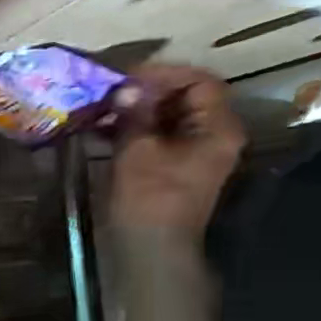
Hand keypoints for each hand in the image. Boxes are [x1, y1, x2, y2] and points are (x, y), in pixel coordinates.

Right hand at [111, 64, 244, 238]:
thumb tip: (126, 87)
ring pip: (169, 116)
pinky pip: (159, 135)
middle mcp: (214, 135)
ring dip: (138, 109)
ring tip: (103, 108)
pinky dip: (135, 127)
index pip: (201, 82)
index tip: (126, 76)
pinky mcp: (174, 165)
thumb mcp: (138, 150)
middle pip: (187, 97)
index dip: (165, 73)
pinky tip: (105, 128)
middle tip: (110, 91)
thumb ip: (136, 114)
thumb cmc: (149, 197)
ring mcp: (195, 152)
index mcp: (217, 128)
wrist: (152, 246)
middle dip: (148, 90)